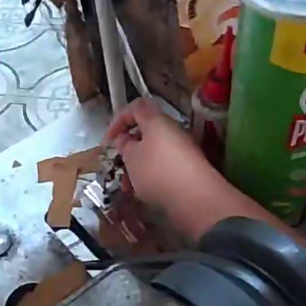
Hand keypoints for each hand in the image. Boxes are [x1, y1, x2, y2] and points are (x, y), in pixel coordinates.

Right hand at [106, 98, 252, 239]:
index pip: (136, 107)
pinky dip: (150, 177)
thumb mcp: (132, 157)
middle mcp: (172, 132)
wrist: (196, 198)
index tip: (109, 140)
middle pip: (145, 132)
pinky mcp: (187, 170)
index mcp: (157, 121)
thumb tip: (125, 138)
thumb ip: (124, 145)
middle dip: (128, 149)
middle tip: (117, 165)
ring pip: (153, 153)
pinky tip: (143, 194)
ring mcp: (181, 151)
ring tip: (128, 188)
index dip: (119, 119)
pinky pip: (163, 167)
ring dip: (136, 167)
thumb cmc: (157, 171)